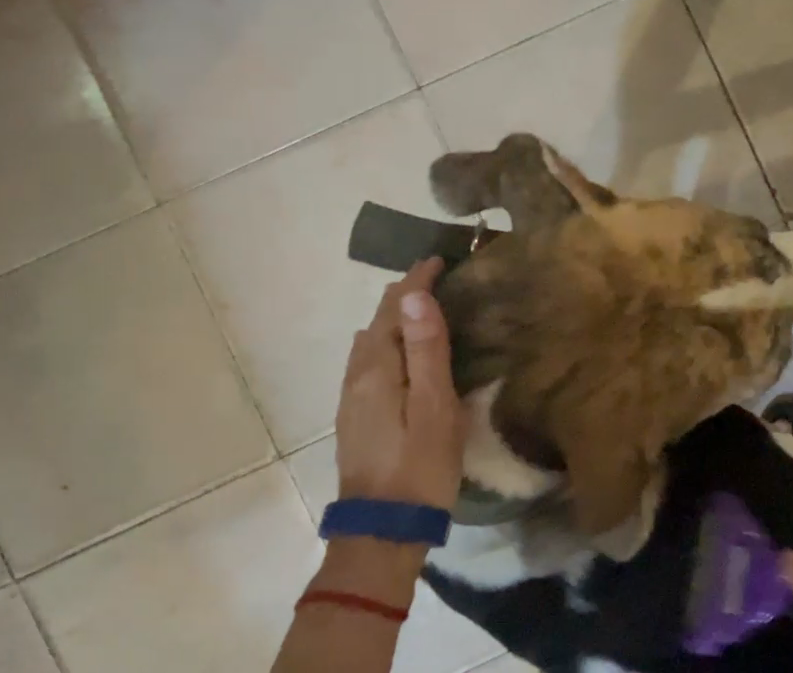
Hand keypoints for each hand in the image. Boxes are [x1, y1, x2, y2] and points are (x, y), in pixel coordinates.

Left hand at [335, 259, 465, 511]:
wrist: (383, 533)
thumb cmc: (419, 468)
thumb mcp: (435, 407)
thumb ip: (425, 349)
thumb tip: (414, 295)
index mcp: (377, 369)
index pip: (394, 308)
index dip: (416, 281)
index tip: (440, 259)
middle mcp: (357, 377)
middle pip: (378, 321)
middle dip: (405, 294)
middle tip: (437, 277)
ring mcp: (352, 399)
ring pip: (371, 342)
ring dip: (395, 318)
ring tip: (422, 308)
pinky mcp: (357, 418)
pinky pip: (370, 361)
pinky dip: (388, 342)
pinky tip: (401, 353)